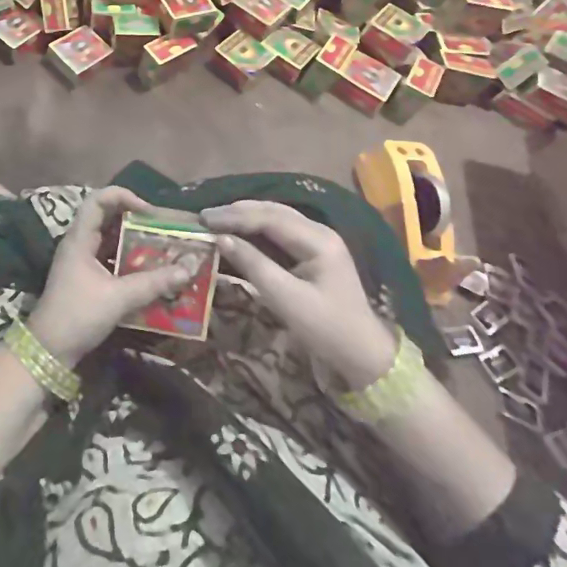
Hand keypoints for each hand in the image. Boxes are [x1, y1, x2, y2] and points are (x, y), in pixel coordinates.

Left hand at [26, 187, 197, 364]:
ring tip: (162, 248)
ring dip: (134, 241)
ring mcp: (82, 261)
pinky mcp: (86, 278)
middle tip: (162, 229)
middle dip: (134, 219)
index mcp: (79, 238)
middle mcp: (79, 243)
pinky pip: (110, 258)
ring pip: (110, 239)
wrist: (48, 350)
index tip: (148, 212)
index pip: (98, 199)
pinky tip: (150, 271)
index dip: (123, 196)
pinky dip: (129, 260)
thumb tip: (188, 269)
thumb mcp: (118, 298)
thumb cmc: (78, 315)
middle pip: (106, 217)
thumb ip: (153, 283)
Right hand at [200, 200, 398, 387]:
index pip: (269, 218)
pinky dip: (256, 231)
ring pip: (276, 219)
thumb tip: (221, 239)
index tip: (204, 219)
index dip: (234, 216)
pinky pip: (280, 233)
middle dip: (238, 212)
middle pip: (273, 211)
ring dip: (246, 218)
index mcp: (318, 240)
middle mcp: (319, 232)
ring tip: (217, 221)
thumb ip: (253, 265)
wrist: (363, 355)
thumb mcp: (286, 299)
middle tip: (205, 217)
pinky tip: (238, 234)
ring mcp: (318, 241)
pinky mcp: (313, 254)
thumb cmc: (326, 328)